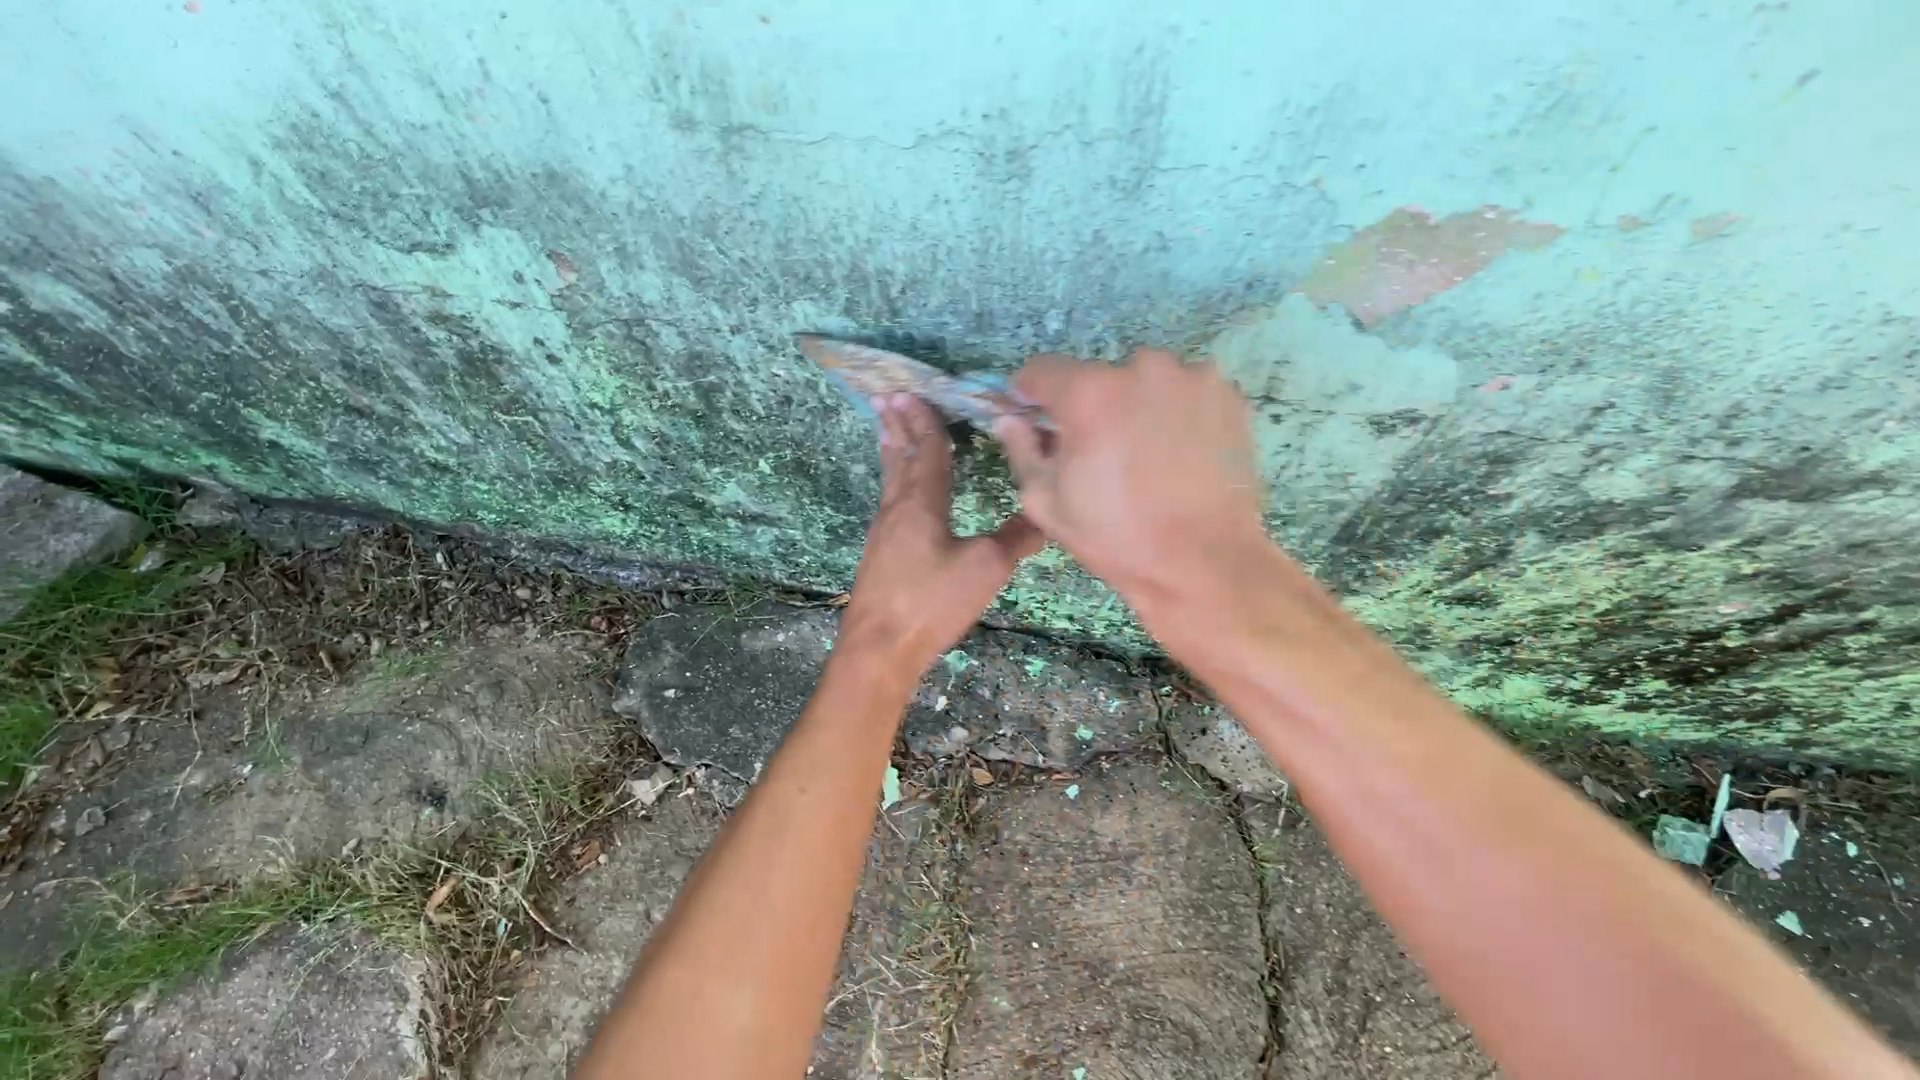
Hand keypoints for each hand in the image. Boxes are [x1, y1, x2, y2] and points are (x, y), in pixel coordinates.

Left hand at [841, 394, 1042, 674]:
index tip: (913, 392)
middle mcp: (897, 510)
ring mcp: (882, 534)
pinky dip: (892, 482)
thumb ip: (1016, 538)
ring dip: (891, 451)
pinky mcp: (878, 558)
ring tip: (886, 432)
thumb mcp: (985, 567)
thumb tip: (1048, 516)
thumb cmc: (931, 602)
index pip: (928, 451)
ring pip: (889, 481)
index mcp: (921, 503)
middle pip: (899, 458)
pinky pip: (887, 503)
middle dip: (898, 426)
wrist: (879, 648)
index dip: (925, 421)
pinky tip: (896, 496)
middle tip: (887, 398)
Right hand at [993, 349, 1275, 620]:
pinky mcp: (1228, 394)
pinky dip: (1176, 414)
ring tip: (1148, 457)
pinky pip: (1185, 392)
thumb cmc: (1117, 538)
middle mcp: (1141, 368)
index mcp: (1089, 392)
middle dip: (1090, 407)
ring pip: (1144, 382)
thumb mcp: (1048, 504)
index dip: (1030, 395)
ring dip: (1136, 407)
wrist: (1206, 563)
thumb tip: (1010, 420)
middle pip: (1097, 377)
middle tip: (1101, 454)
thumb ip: (1022, 451)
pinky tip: (1181, 454)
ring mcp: (1191, 377)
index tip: (1035, 419)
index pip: (1041, 370)